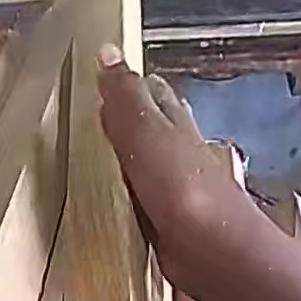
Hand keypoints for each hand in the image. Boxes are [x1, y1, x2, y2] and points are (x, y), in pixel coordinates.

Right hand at [96, 44, 261, 292]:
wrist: (211, 250)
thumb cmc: (179, 187)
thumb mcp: (145, 134)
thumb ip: (125, 99)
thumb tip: (106, 50)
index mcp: (173, 123)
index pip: (149, 92)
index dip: (126, 82)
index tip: (95, 78)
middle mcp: (176, 151)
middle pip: (149, 126)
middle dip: (124, 118)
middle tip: (88, 116)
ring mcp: (172, 188)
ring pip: (143, 163)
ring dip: (122, 158)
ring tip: (91, 156)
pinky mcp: (164, 222)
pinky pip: (137, 199)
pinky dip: (122, 194)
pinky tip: (107, 199)